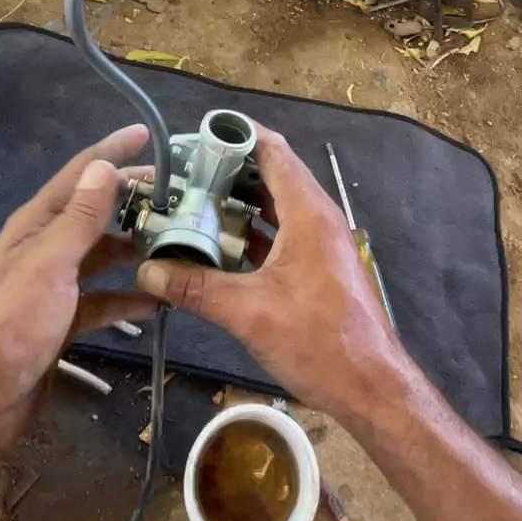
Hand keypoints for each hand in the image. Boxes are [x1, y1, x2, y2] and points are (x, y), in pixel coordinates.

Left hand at [0, 124, 159, 456]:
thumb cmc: (7, 327)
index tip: (147, 134)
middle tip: (177, 194)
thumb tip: (104, 166)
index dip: (112, 150)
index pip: (79, 174)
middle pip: (94, 213)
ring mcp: (51, 286)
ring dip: (134, 247)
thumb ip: (79, 218)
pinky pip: (101, 300)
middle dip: (132, 200)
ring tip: (175, 243)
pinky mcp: (60, 322)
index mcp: (35, 226)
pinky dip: (127, 297)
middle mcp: (43, 248)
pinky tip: (156, 300)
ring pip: (101, 255)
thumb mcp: (48, 265)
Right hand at [134, 124, 408, 420]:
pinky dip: (255, 230)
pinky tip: (222, 244)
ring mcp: (321, 241)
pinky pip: (283, 231)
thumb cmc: (318, 339)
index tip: (201, 133)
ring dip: (242, 201)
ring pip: (278, 205)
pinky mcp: (320, 265)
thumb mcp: (250, 312)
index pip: (274, 152)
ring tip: (197, 202)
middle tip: (187, 172)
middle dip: (232, 169)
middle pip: (274, 175)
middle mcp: (318, 217)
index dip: (239, 136)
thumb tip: (148, 272)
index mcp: (308, 212)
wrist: (373, 387)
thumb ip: (197, 288)